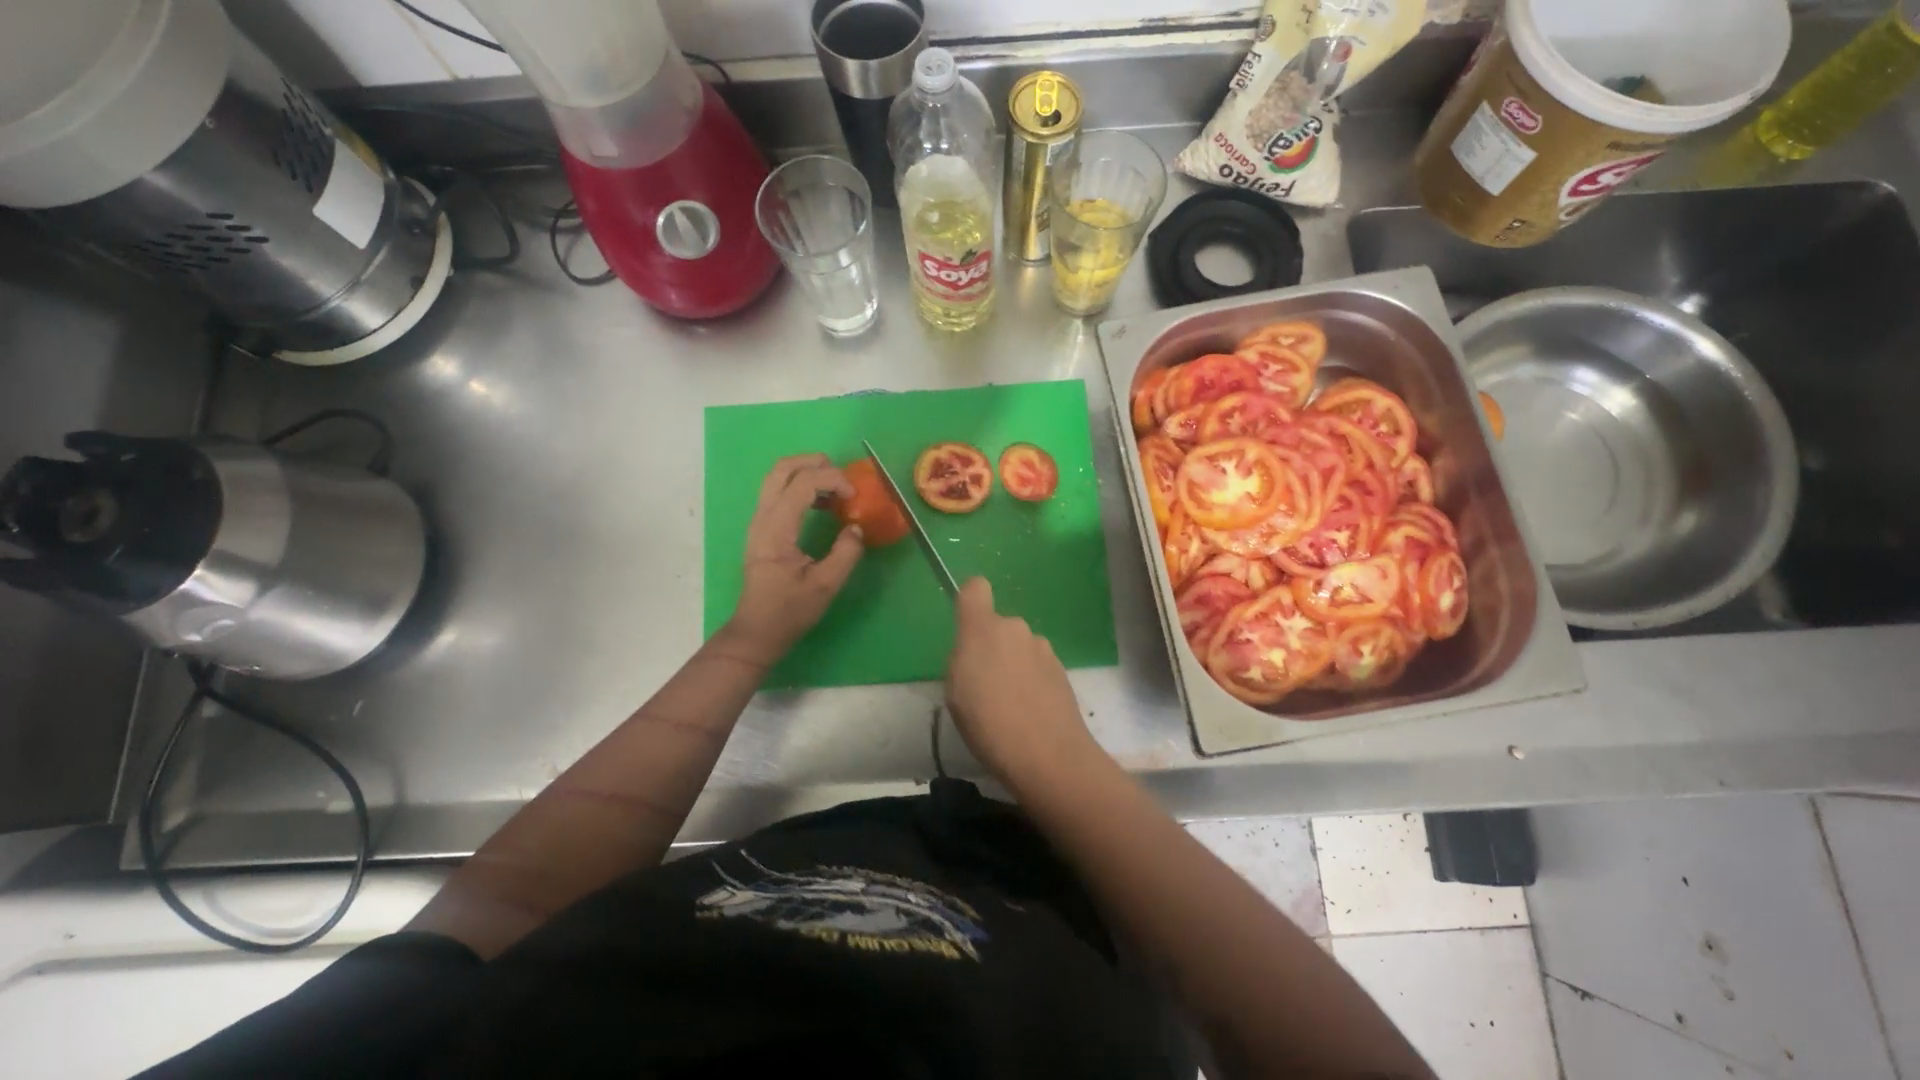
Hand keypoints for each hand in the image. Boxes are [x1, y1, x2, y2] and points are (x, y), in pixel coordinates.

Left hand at [724, 454, 864, 665]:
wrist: (757, 631)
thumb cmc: (789, 611)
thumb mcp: (825, 586)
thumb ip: (845, 553)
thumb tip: (856, 528)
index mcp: (776, 528)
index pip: (803, 483)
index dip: (833, 479)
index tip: (854, 496)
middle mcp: (762, 518)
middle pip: (782, 468)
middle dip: (814, 463)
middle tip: (842, 476)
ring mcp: (759, 522)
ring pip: (777, 478)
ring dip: (807, 474)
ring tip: (835, 491)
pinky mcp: (762, 529)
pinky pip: (778, 494)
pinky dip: (800, 488)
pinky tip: (822, 506)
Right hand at [946, 577, 1105, 790]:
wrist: (1047, 754)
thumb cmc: (988, 722)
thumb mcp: (955, 692)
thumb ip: (962, 660)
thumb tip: (974, 653)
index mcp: (983, 629)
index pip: (975, 588)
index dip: (970, 601)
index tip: (966, 629)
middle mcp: (1016, 629)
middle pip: (999, 626)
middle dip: (991, 647)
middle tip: (984, 687)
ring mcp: (1043, 649)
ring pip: (1020, 648)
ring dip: (1013, 666)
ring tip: (1008, 707)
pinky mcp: (1062, 671)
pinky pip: (1037, 667)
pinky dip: (1031, 683)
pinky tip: (1029, 714)